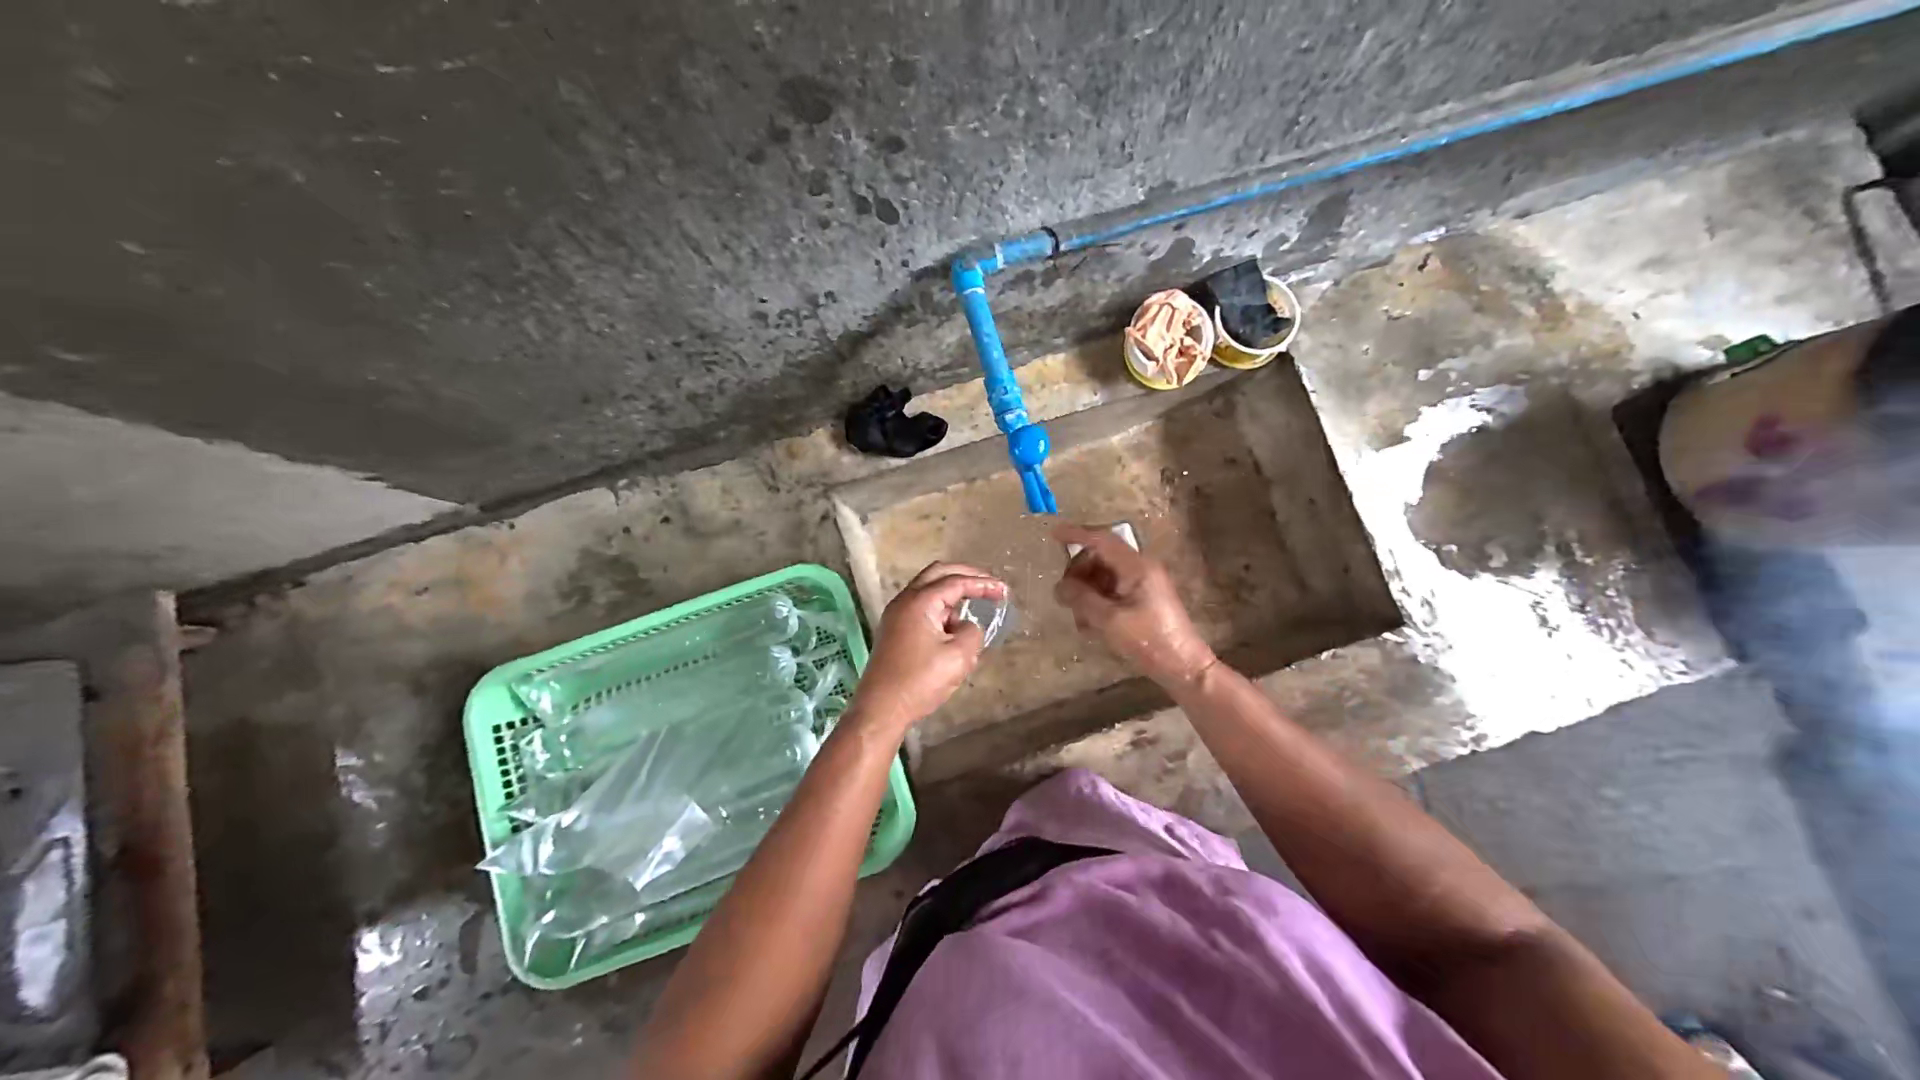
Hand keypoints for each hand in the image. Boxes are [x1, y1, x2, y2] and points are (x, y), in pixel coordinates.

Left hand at [853, 562, 1006, 729]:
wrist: (881, 708)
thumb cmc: (920, 681)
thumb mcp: (959, 656)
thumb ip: (972, 632)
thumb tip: (967, 627)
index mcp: (919, 602)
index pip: (955, 581)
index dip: (982, 584)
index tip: (1004, 591)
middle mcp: (904, 601)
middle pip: (938, 574)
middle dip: (966, 576)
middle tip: (989, 586)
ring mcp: (896, 615)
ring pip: (928, 591)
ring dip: (952, 596)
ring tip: (974, 611)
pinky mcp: (895, 631)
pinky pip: (922, 609)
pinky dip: (941, 610)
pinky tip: (954, 628)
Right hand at [1053, 524, 1216, 688]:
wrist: (1182, 665)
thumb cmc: (1148, 640)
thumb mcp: (1109, 620)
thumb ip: (1082, 599)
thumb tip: (1060, 585)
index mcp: (1136, 567)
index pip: (1101, 540)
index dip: (1076, 535)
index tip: (1053, 534)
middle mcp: (1139, 568)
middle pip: (1099, 558)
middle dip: (1078, 574)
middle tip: (1064, 597)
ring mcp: (1142, 583)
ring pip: (1102, 576)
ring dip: (1086, 593)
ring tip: (1080, 619)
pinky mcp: (1141, 599)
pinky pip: (1111, 591)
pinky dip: (1097, 602)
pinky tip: (1091, 625)